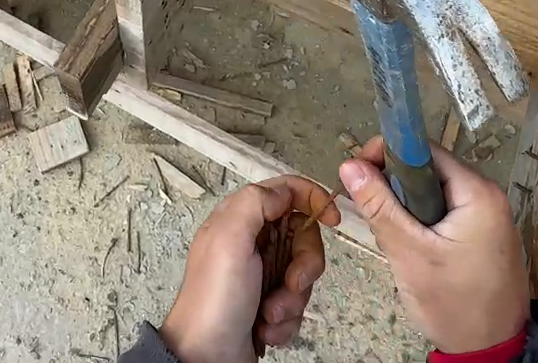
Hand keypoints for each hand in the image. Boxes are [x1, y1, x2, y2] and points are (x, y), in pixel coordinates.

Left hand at [160, 174, 342, 362]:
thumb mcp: (229, 238)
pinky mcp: (268, 303)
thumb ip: (255, 202)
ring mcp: (261, 273)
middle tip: (290, 284)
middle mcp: (252, 241)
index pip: (285, 191)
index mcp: (241, 217)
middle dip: (304, 265)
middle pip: (302, 235)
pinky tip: (264, 329)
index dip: (311, 199)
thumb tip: (283, 191)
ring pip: (302, 273)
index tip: (331, 219)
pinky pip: (297, 303)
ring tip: (269, 315)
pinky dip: (287, 320)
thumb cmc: (213, 299)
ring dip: (292, 299)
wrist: (206, 360)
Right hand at [339, 136, 529, 353]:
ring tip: (396, 243)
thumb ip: (379, 206)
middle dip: (395, 190)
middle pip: (426, 171)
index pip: (422, 150)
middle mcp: (487, 196)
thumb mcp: (409, 254)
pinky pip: (443, 213)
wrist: (492, 358)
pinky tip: (414, 252)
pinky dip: (422, 225)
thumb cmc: (454, 304)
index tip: (360, 173)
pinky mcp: (484, 236)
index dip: (387, 154)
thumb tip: (349, 164)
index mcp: (477, 192)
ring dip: (406, 210)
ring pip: (431, 193)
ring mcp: (488, 217)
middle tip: (377, 218)